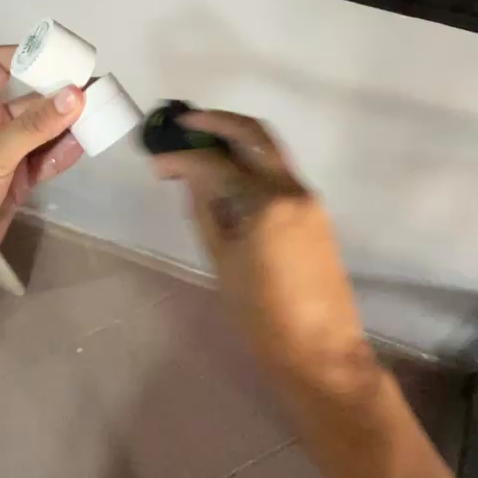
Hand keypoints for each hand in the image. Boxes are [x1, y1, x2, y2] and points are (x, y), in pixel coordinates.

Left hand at [0, 46, 84, 301]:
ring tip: (100, 114)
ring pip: (42, 131)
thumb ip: (35, 126)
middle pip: (30, 100)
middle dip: (58, 94)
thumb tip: (76, 94)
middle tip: (95, 89)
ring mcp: (6, 154)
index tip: (58, 56)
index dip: (23, 56)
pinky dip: (64, 152)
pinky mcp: (18, 180)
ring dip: (67, 124)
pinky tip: (85, 144)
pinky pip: (46, 159)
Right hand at [150, 112, 373, 395]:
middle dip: (216, 122)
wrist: (322, 355)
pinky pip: (277, 173)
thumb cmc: (263, 318)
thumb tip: (191, 178)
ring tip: (200, 144)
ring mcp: (307, 198)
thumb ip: (205, 211)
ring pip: (269, 149)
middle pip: (253, 134)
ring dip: (235, 138)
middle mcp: (291, 189)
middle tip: (184, 124)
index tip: (156, 163)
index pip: (215, 163)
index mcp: (265, 204)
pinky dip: (250, 163)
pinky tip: (226, 177)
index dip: (181, 158)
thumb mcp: (222, 262)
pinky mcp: (314, 211)